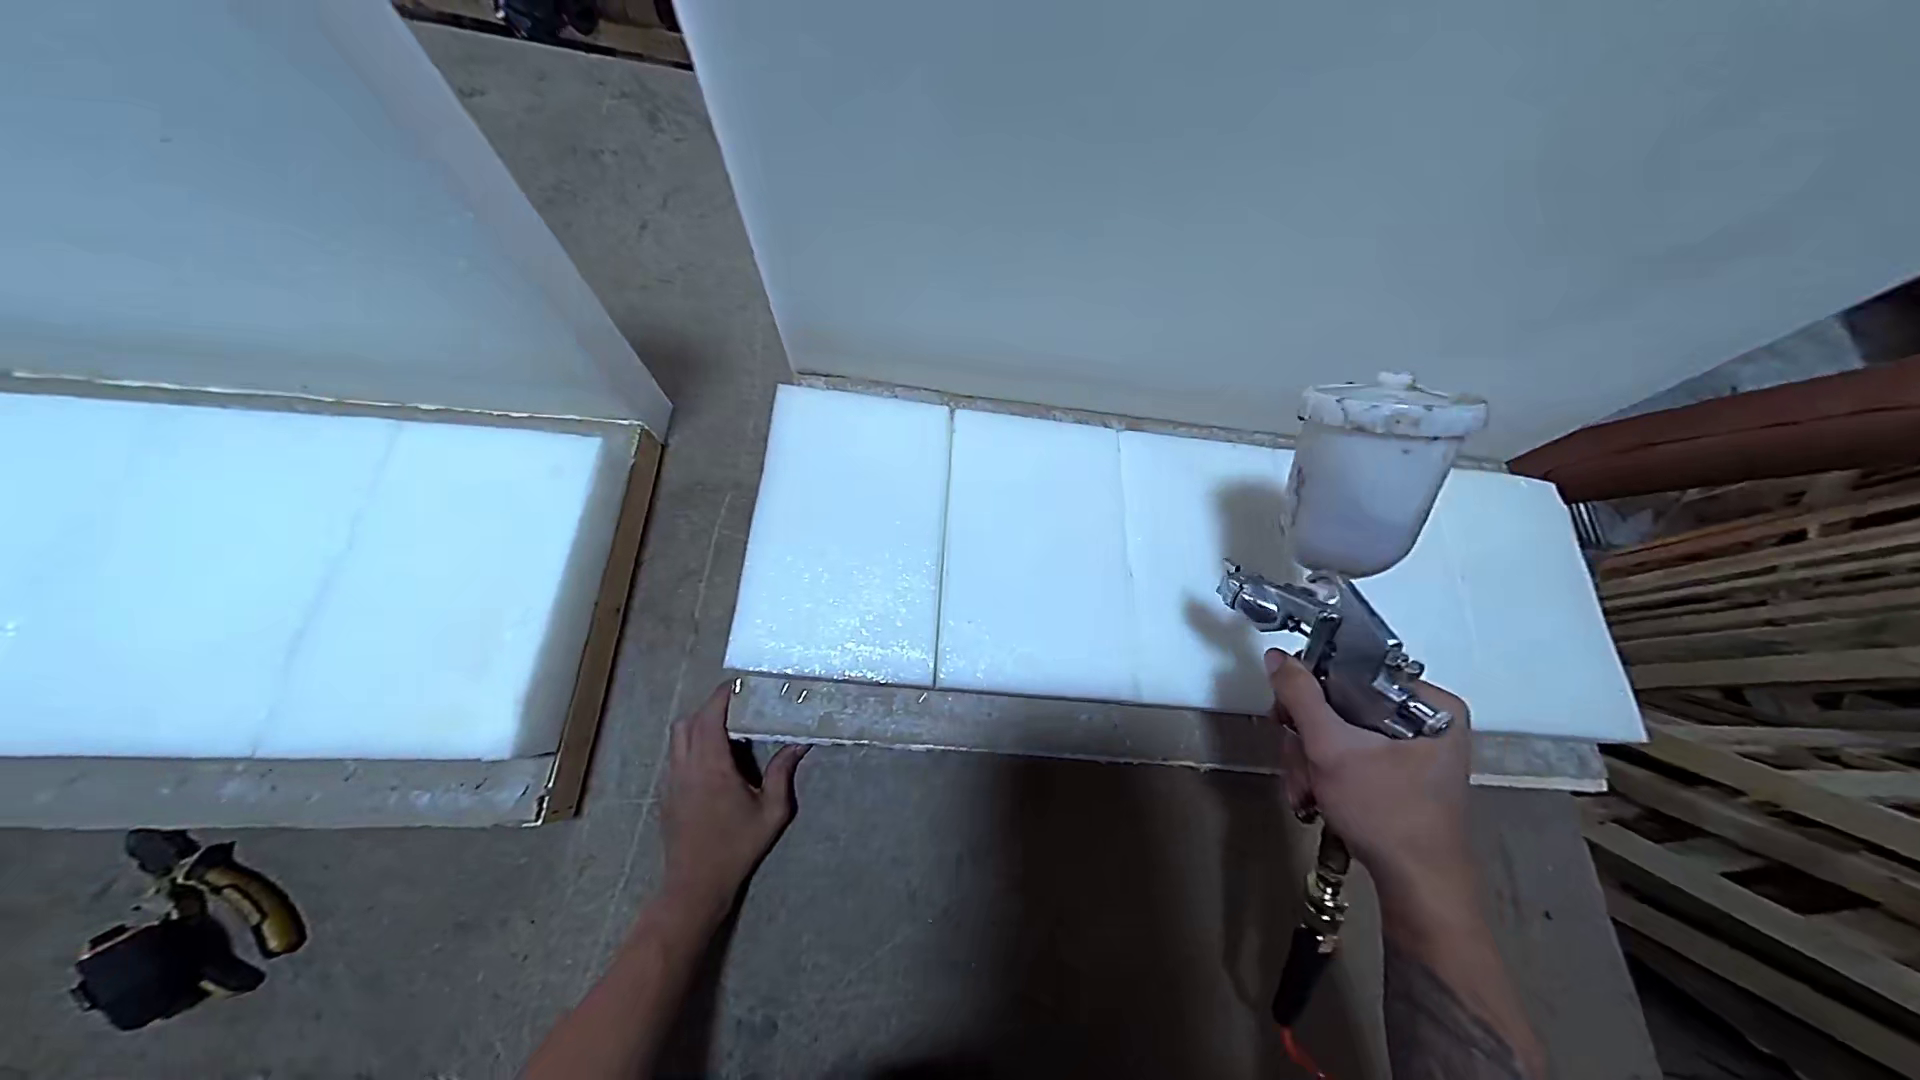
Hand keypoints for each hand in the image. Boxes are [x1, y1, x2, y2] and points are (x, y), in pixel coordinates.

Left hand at [661, 683, 808, 909]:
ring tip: (728, 729)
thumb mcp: (772, 811)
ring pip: (678, 736)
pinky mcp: (668, 793)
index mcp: (711, 766)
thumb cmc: (737, 847)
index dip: (724, 695)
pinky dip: (692, 743)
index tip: (742, 685)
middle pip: (689, 720)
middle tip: (740, 706)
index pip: (710, 716)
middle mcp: (686, 766)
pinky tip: (715, 758)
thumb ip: (783, 773)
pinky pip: (676, 754)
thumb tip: (799, 743)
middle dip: (712, 707)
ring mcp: (672, 780)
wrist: (695, 885)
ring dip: (699, 724)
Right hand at [1266, 648, 1472, 903]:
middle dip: (1307, 740)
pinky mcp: (1394, 773)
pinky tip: (1315, 797)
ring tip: (1307, 792)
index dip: (1311, 689)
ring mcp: (1408, 749)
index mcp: (1430, 704)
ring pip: (1334, 731)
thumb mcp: (1332, 748)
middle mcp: (1423, 720)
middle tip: (1301, 765)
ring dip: (1308, 761)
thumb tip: (1277, 656)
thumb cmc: (1385, 812)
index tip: (1287, 716)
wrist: (1416, 887)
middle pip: (1338, 704)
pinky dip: (1322, 773)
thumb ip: (1300, 696)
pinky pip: (1344, 754)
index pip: (1353, 671)